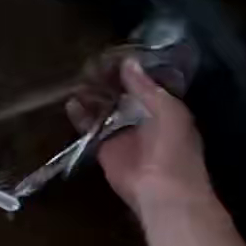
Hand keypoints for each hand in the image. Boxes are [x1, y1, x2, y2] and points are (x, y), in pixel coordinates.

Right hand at [83, 57, 216, 223]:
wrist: (163, 192)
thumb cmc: (174, 148)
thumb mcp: (168, 110)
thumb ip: (146, 87)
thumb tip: (128, 62)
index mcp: (164, 109)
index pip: (144, 83)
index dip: (129, 70)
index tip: (112, 54)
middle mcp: (142, 119)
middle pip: (120, 95)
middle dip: (107, 81)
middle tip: (90, 63)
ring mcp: (122, 134)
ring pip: (104, 109)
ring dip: (92, 95)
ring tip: (78, 79)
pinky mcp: (104, 148)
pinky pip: (90, 128)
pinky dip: (80, 116)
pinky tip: (71, 102)